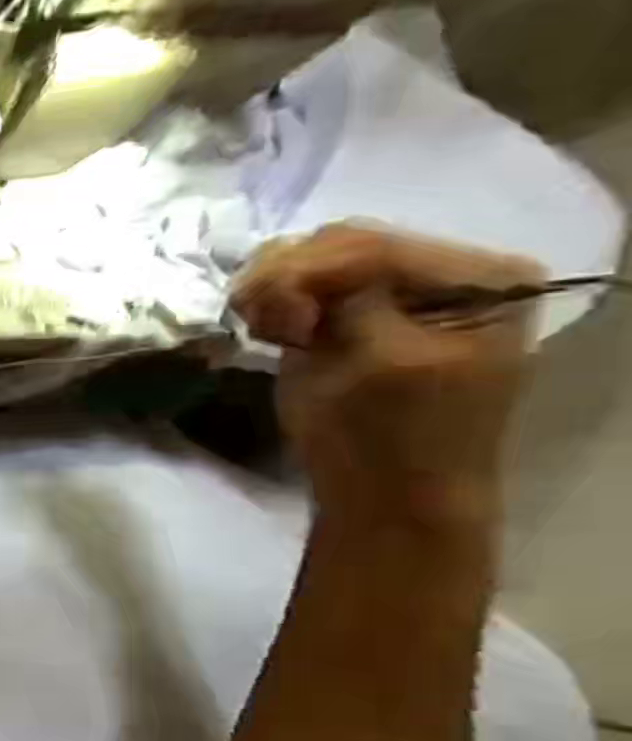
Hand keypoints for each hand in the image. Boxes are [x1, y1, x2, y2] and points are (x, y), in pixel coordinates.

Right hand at [232, 224, 541, 527]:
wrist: (386, 496)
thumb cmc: (391, 437)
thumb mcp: (378, 361)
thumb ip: (350, 299)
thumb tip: (293, 264)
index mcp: (478, 278)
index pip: (369, 244)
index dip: (304, 274)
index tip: (271, 324)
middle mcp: (441, 273)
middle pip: (337, 245)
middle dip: (285, 280)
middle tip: (262, 326)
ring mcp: (393, 295)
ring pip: (310, 262)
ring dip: (272, 292)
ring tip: (266, 331)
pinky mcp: (353, 318)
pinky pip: (301, 289)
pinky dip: (274, 305)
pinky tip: (274, 332)